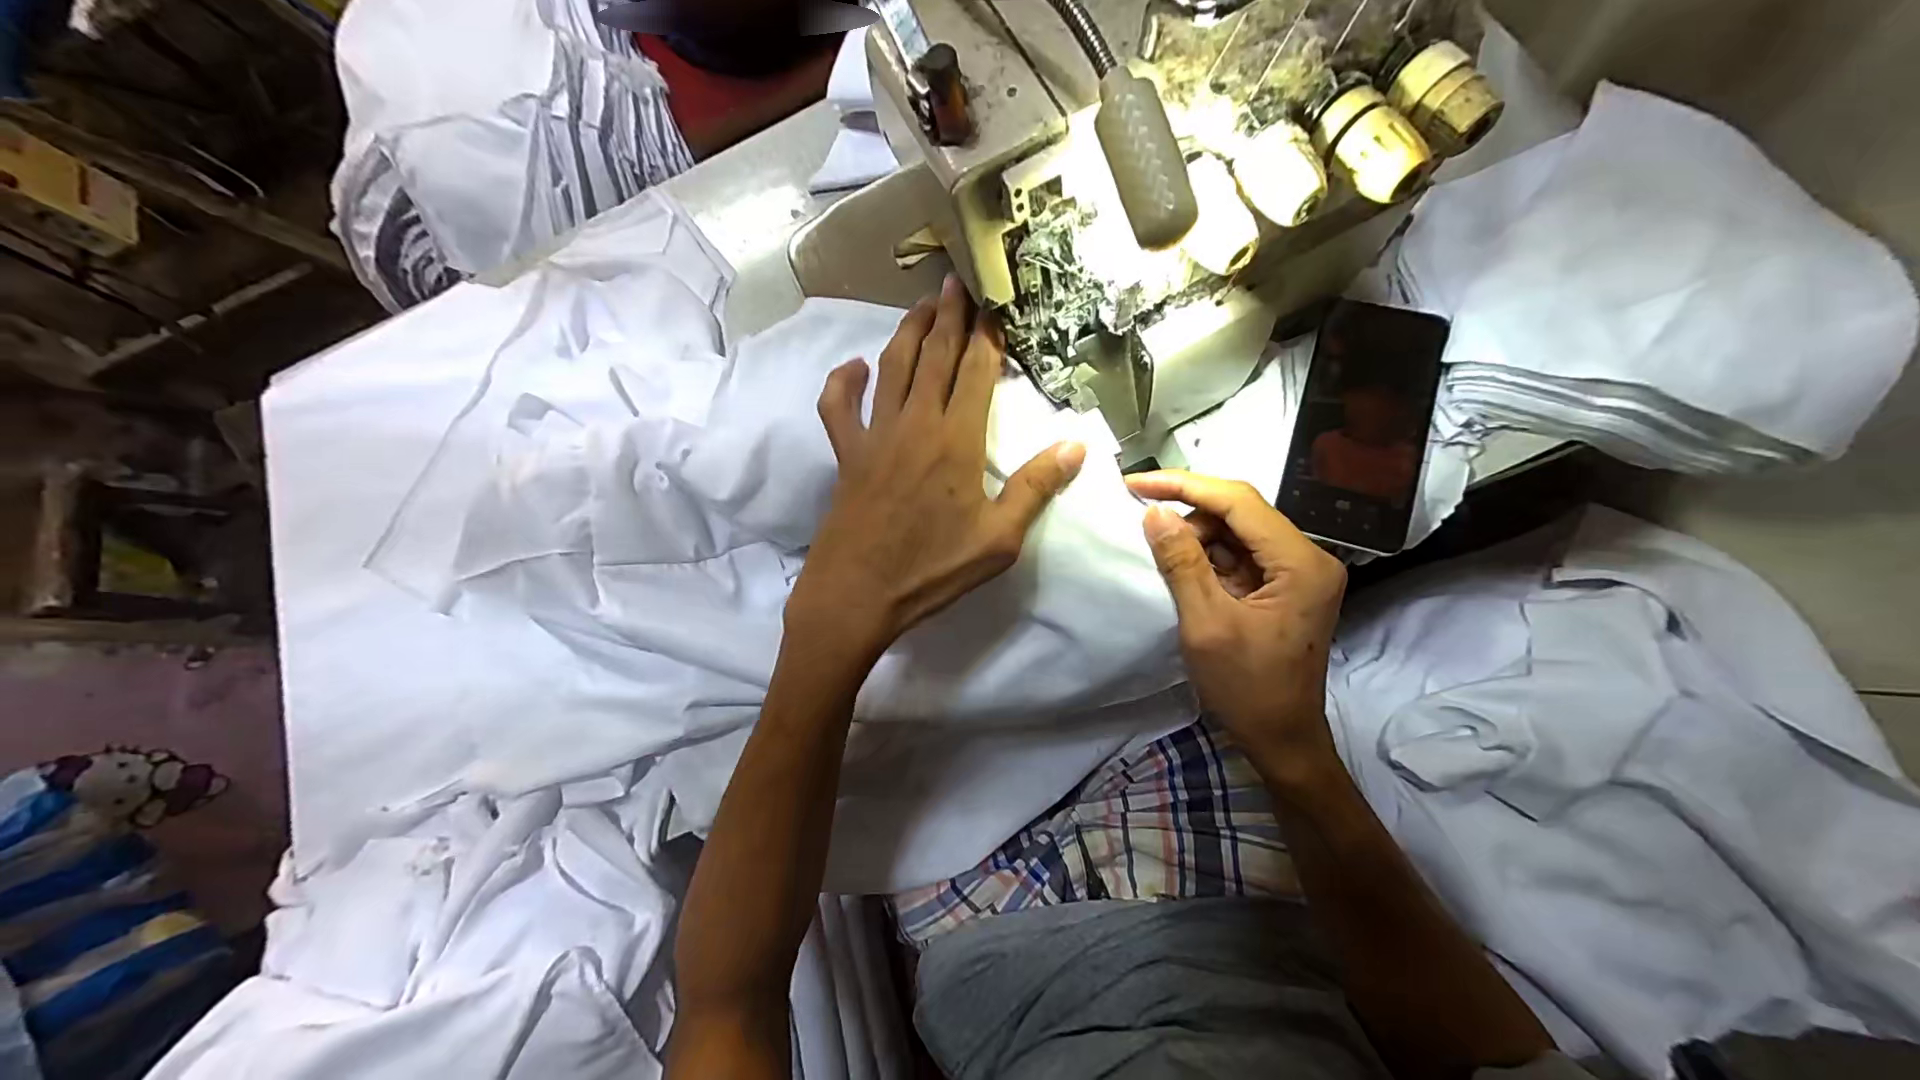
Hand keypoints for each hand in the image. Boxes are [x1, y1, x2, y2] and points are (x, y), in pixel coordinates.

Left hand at [790, 276, 1085, 660]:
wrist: (857, 594)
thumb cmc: (933, 570)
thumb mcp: (998, 539)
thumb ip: (1035, 487)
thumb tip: (1076, 446)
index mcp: (956, 440)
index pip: (975, 371)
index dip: (986, 334)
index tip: (994, 304)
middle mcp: (915, 423)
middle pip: (934, 355)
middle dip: (948, 314)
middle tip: (957, 279)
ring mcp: (874, 435)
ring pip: (891, 367)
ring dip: (907, 331)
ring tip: (922, 304)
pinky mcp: (845, 454)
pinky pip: (837, 406)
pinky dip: (844, 381)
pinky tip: (855, 367)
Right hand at [1124, 470, 1347, 790]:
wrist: (1282, 739)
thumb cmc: (1247, 688)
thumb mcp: (1206, 625)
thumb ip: (1181, 564)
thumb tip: (1153, 514)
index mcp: (1300, 563)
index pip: (1239, 501)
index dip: (1185, 486)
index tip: (1137, 483)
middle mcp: (1306, 558)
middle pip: (1240, 512)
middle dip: (1189, 513)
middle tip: (1142, 525)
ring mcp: (1296, 573)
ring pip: (1237, 532)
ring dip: (1196, 537)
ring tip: (1158, 553)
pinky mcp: (1282, 587)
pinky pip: (1239, 556)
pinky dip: (1207, 557)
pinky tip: (1179, 567)